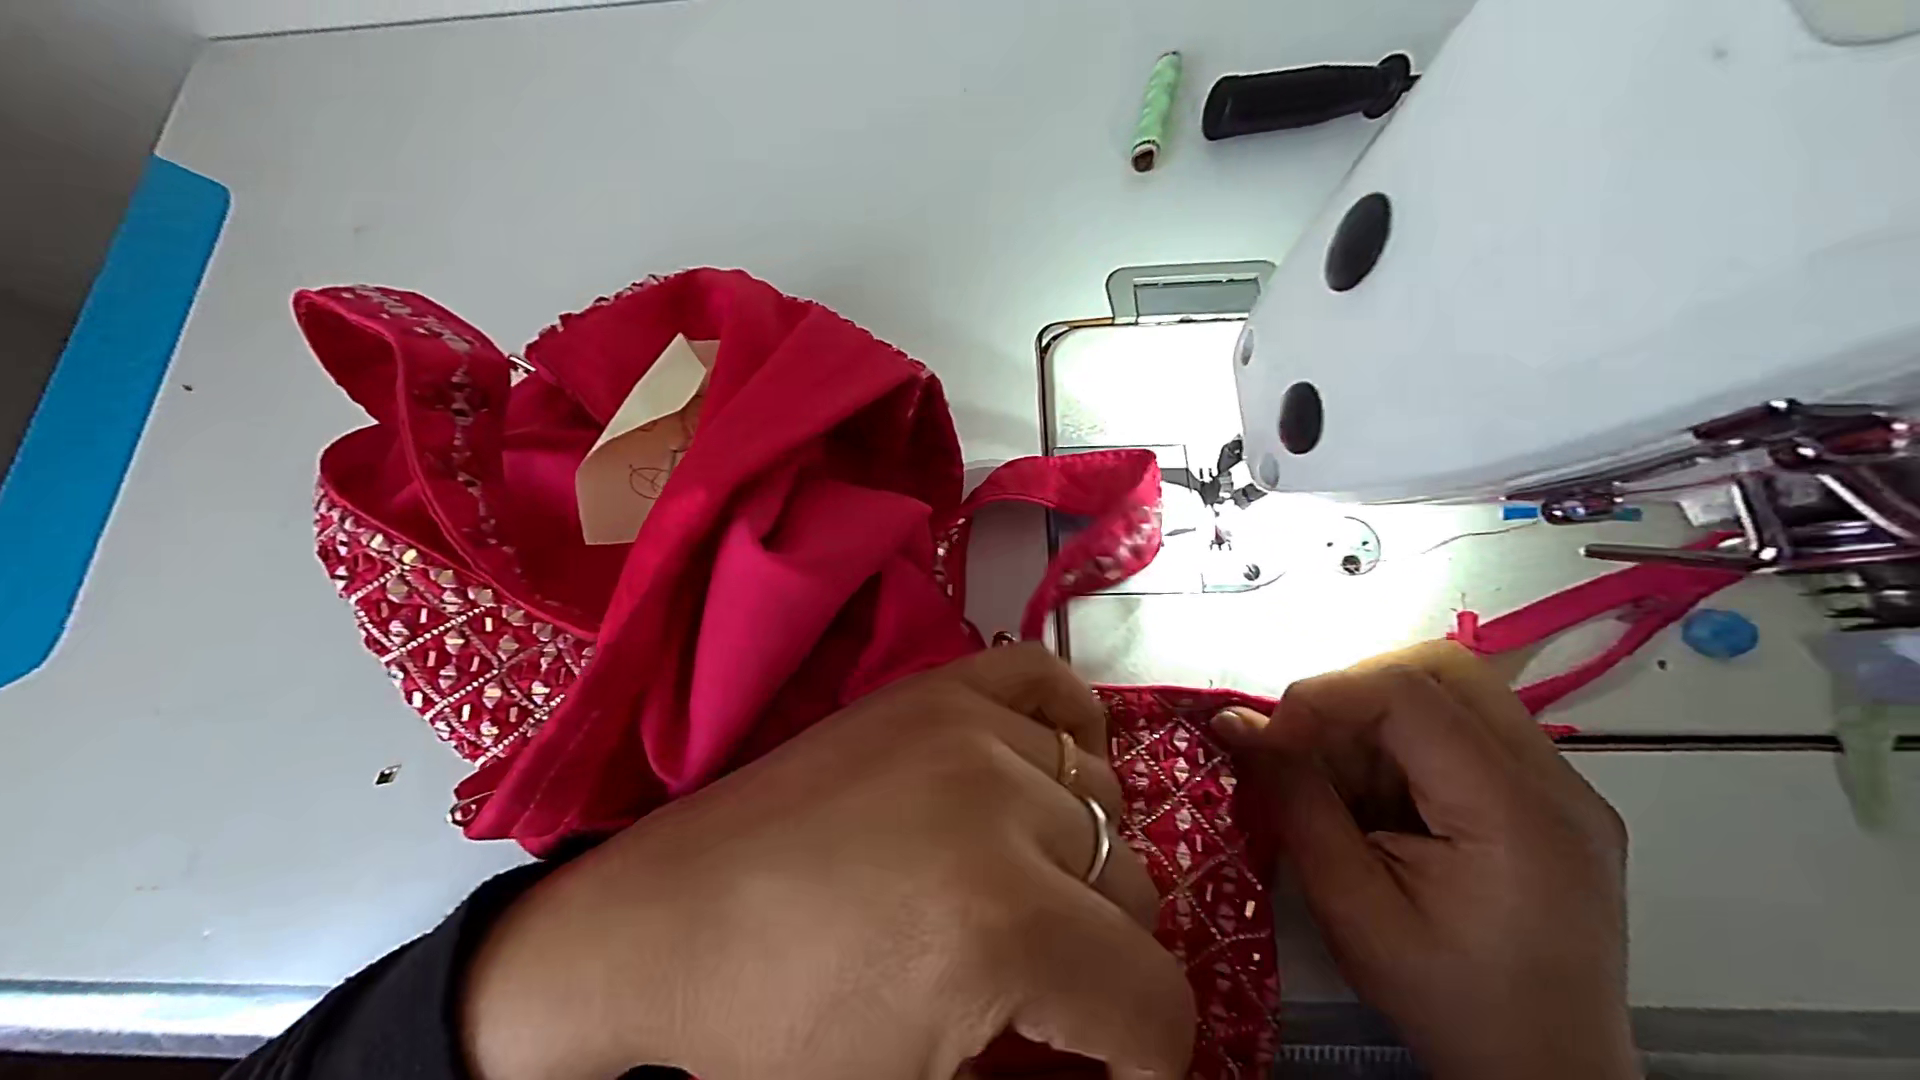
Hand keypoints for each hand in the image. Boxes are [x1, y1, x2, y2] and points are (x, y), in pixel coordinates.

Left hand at [461, 644, 1194, 1079]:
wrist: (667, 925)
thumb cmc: (776, 1034)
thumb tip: (1118, 1068)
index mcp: (1003, 926)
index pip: (1155, 1003)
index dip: (1147, 1062)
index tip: (1111, 1072)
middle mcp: (1000, 804)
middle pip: (1132, 893)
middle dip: (1102, 959)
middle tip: (1043, 987)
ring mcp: (966, 728)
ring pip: (1098, 799)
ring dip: (1077, 856)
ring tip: (1020, 883)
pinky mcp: (934, 690)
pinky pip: (1043, 681)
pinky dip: (1071, 721)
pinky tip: (1051, 763)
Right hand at [1213, 642, 1636, 1079]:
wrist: (1549, 1075)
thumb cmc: (1449, 1004)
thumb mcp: (1349, 907)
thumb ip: (1294, 801)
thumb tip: (1236, 723)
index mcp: (1516, 816)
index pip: (1409, 693)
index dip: (1322, 696)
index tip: (1270, 737)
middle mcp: (1556, 783)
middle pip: (1439, 668)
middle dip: (1349, 691)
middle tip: (1306, 744)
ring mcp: (1561, 784)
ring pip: (1444, 688)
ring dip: (1369, 716)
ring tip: (1341, 780)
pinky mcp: (1545, 793)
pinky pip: (1455, 725)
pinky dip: (1395, 741)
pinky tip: (1378, 798)